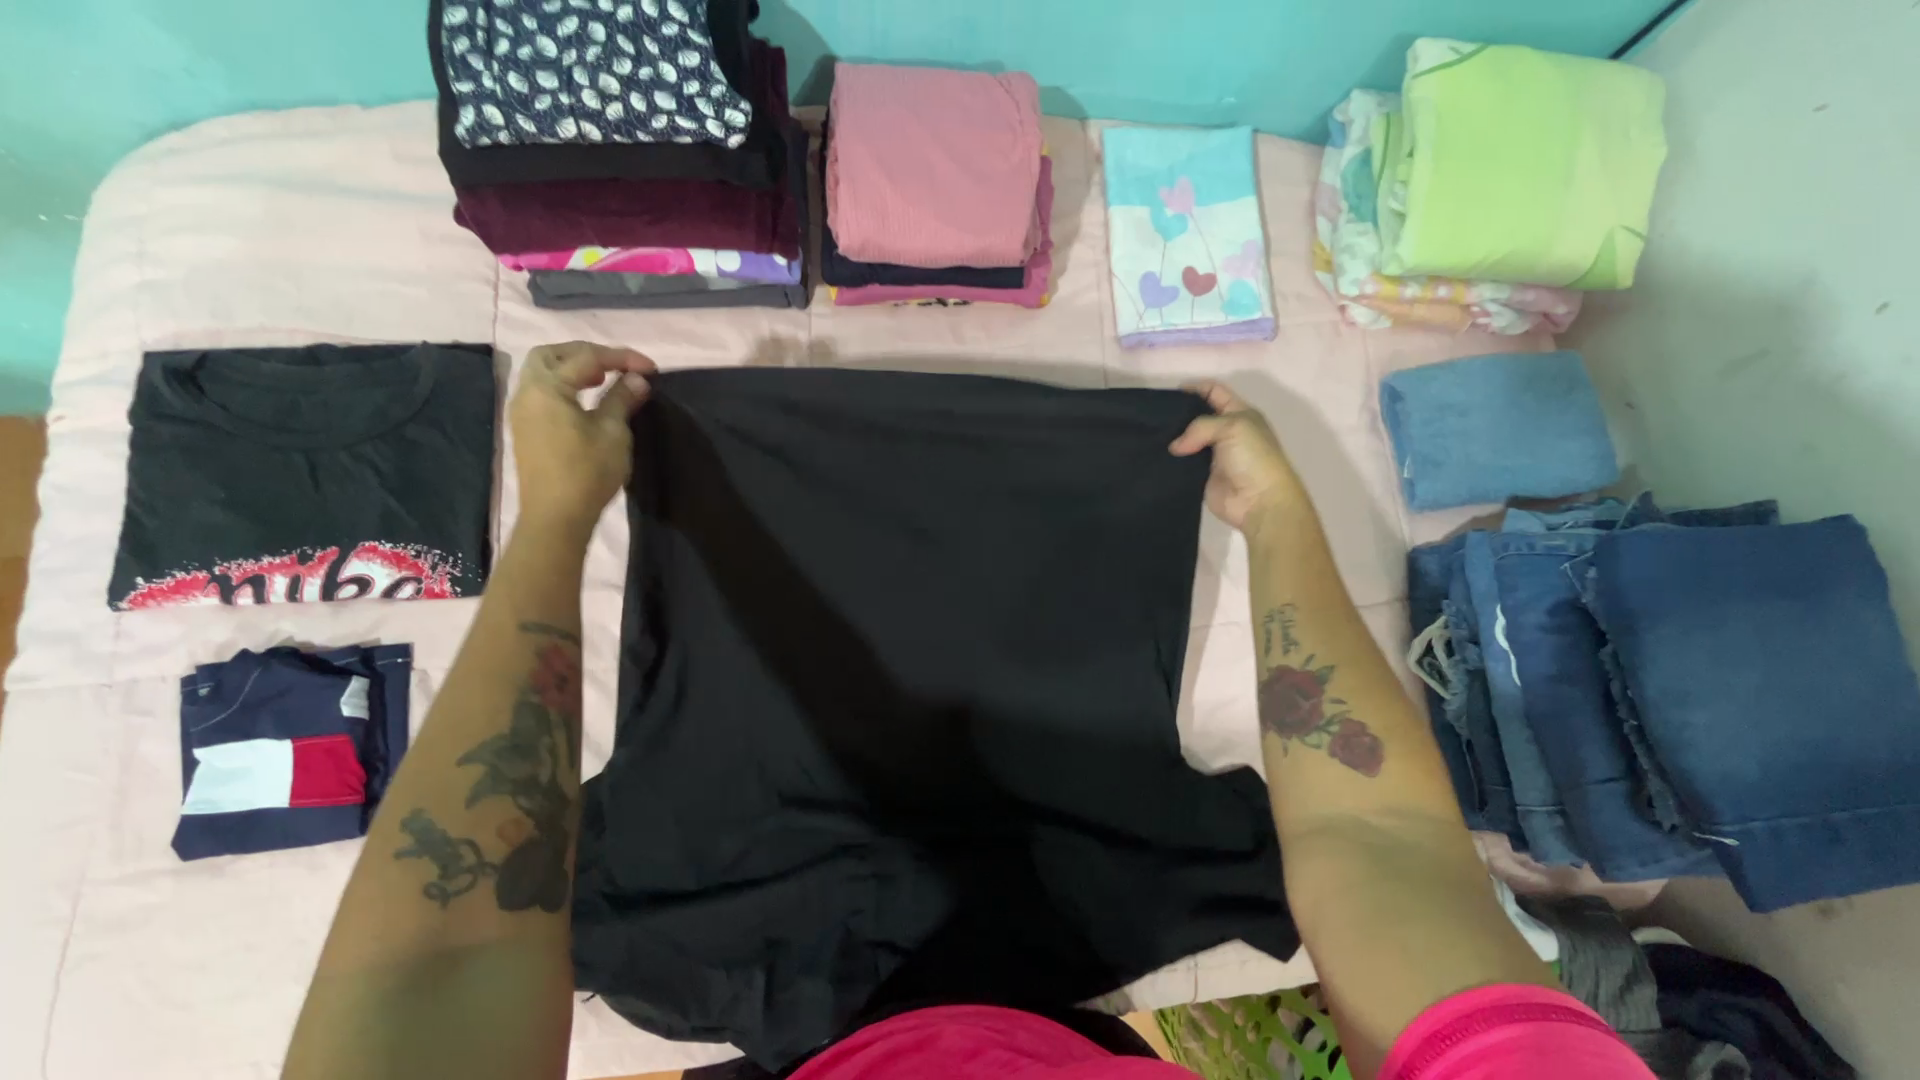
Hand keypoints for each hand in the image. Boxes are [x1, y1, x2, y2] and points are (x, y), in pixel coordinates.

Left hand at [510, 341, 657, 542]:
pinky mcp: (526, 430)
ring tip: (602, 380)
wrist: (556, 518)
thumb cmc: (587, 473)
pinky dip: (564, 386)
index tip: (651, 368)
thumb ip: (622, 398)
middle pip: (551, 355)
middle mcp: (527, 393)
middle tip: (616, 366)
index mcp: (547, 388)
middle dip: (586, 353)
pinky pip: (542, 393)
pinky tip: (585, 400)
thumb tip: (637, 379)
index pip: (586, 358)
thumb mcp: (613, 432)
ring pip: (542, 373)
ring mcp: (522, 412)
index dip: (621, 358)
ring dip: (573, 369)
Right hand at [1169, 381, 1306, 533]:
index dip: (1194, 388)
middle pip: (1197, 416)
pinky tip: (1155, 457)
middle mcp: (1226, 431)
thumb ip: (1199, 427)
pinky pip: (1182, 464)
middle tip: (1154, 417)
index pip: (1214, 391)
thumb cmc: (1253, 457)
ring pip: (1187, 440)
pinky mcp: (1201, 475)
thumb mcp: (1232, 427)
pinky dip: (1171, 461)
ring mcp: (1213, 455)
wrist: (1260, 501)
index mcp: (1239, 413)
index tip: (1170, 394)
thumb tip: (1175, 446)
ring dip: (1172, 439)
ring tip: (1151, 437)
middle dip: (1178, 415)